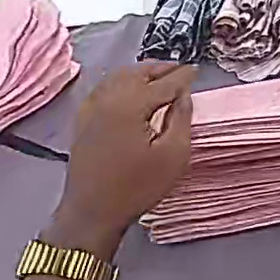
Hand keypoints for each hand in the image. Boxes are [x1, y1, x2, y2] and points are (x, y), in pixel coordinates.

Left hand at [45, 62, 196, 258]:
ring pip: (118, 77)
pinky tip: (128, 89)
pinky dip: (121, 81)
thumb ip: (181, 118)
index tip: (196, 70)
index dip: (183, 76)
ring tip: (159, 75)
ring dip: (141, 72)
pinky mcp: (83, 119)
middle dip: (161, 68)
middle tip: (180, 70)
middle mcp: (108, 98)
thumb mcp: (173, 155)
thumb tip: (183, 94)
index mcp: (131, 104)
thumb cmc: (138, 186)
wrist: (92, 211)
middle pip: (138, 72)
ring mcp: (91, 107)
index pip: (163, 82)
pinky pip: (104, 88)